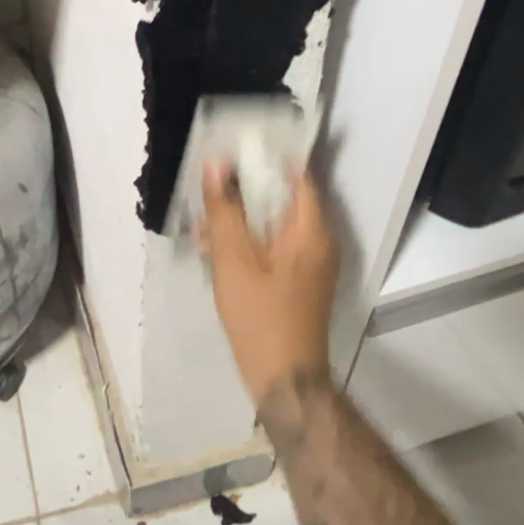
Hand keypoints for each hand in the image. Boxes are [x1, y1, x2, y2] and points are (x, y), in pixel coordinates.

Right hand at [201, 160, 340, 405]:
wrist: (284, 381)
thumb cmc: (260, 318)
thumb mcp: (233, 260)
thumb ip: (224, 210)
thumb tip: (217, 165)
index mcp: (311, 231)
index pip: (297, 174)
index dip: (267, 155)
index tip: (236, 143)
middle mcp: (319, 242)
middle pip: (284, 197)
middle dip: (246, 186)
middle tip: (211, 180)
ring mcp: (311, 263)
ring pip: (275, 222)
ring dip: (242, 215)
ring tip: (204, 218)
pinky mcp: (299, 281)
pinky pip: (275, 245)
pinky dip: (249, 239)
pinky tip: (215, 247)